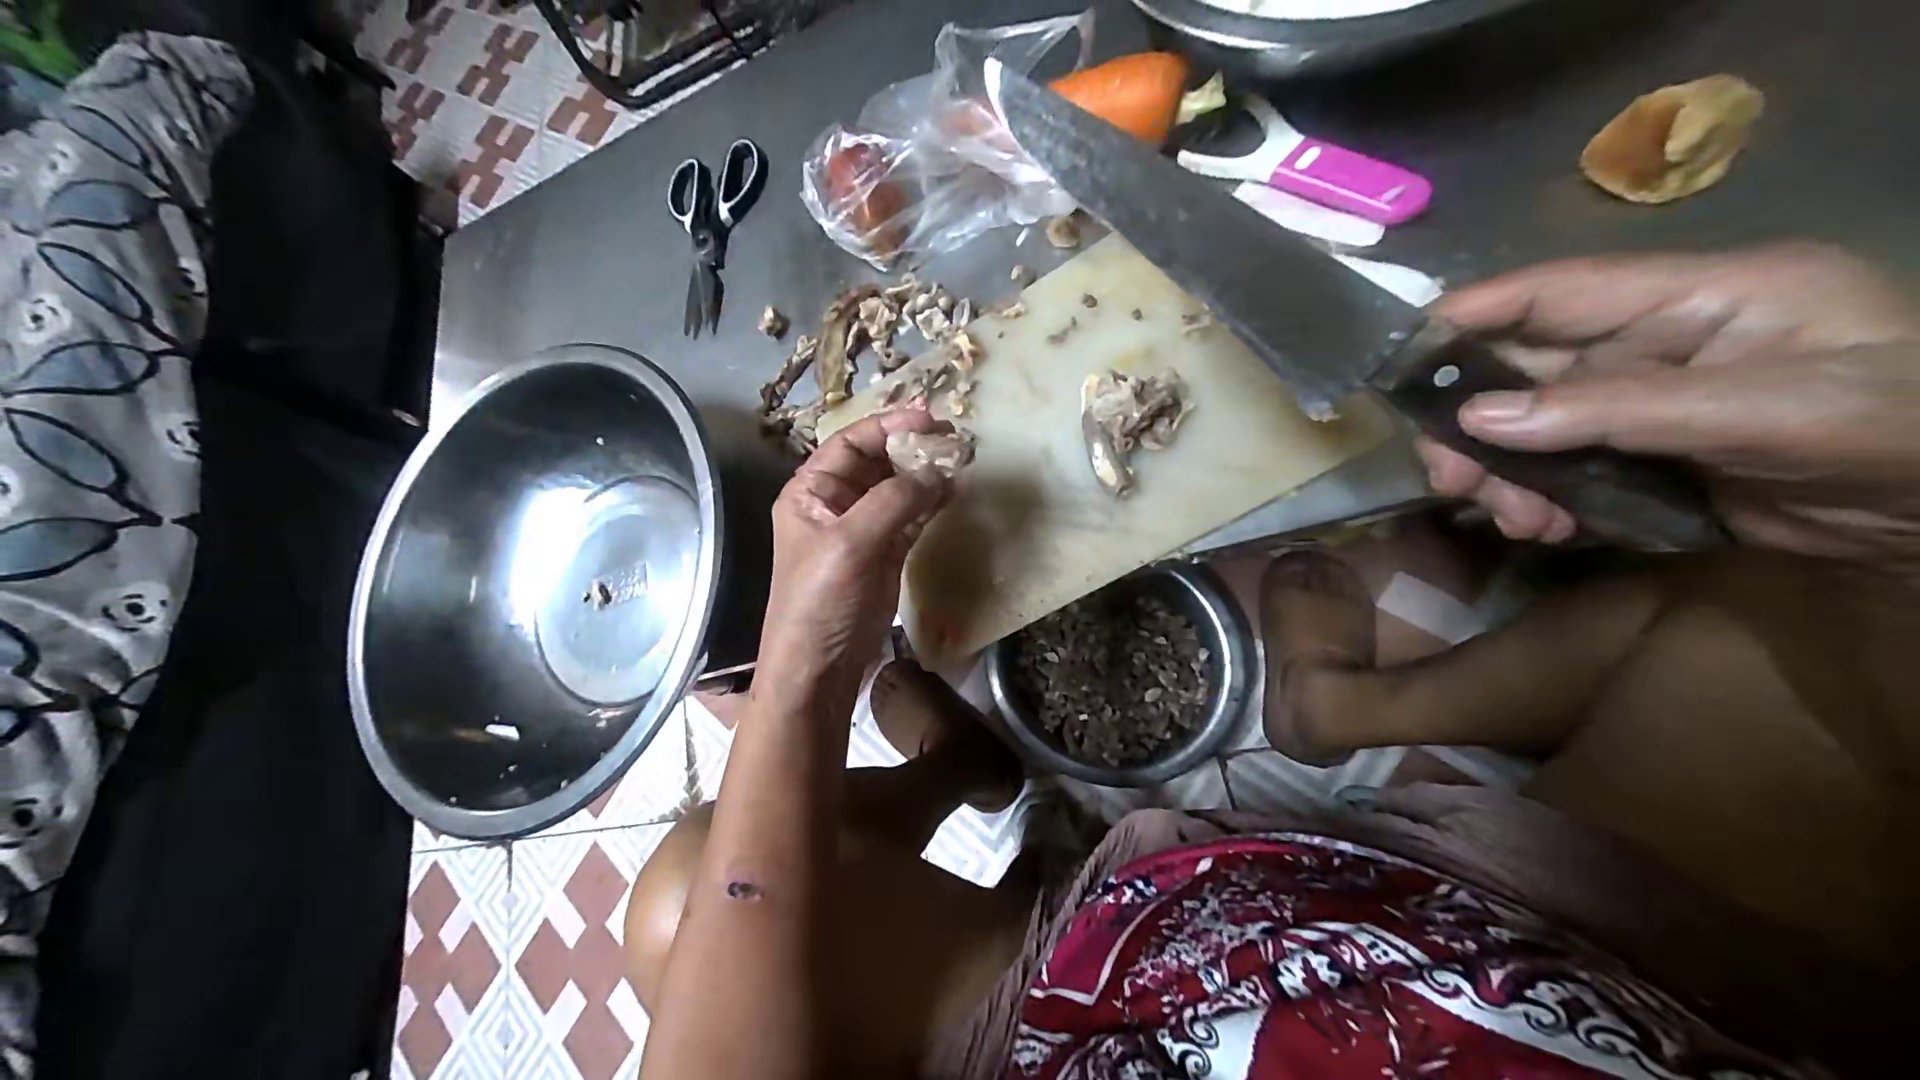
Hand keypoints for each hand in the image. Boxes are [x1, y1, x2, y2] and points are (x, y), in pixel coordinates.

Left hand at [756, 408, 951, 699]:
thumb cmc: (820, 601)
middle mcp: (835, 503)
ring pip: (898, 489)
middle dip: (912, 448)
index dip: (888, 425)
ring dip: (926, 474)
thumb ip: (893, 502)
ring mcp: (862, 529)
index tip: (929, 417)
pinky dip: (931, 503)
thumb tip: (937, 473)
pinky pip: (911, 517)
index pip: (850, 443)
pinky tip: (952, 492)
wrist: (820, 668)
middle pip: (877, 462)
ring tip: (961, 461)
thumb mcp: (849, 544)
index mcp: (811, 491)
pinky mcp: (885, 553)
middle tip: (953, 439)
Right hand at [1417, 244, 1919, 566]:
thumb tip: (1477, 420)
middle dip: (1472, 427)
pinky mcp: (1632, 453)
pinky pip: (1551, 470)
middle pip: (1518, 370)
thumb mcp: (1764, 410)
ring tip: (1513, 519)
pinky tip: (1546, 529)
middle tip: (1450, 479)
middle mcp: (1650, 342)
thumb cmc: (1904, 432)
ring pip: (1521, 428)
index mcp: (1695, 297)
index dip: (1469, 312)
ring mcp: (1636, 401)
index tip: (1396, 353)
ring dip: (1499, 475)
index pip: (1553, 291)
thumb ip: (1613, 410)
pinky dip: (1534, 502)